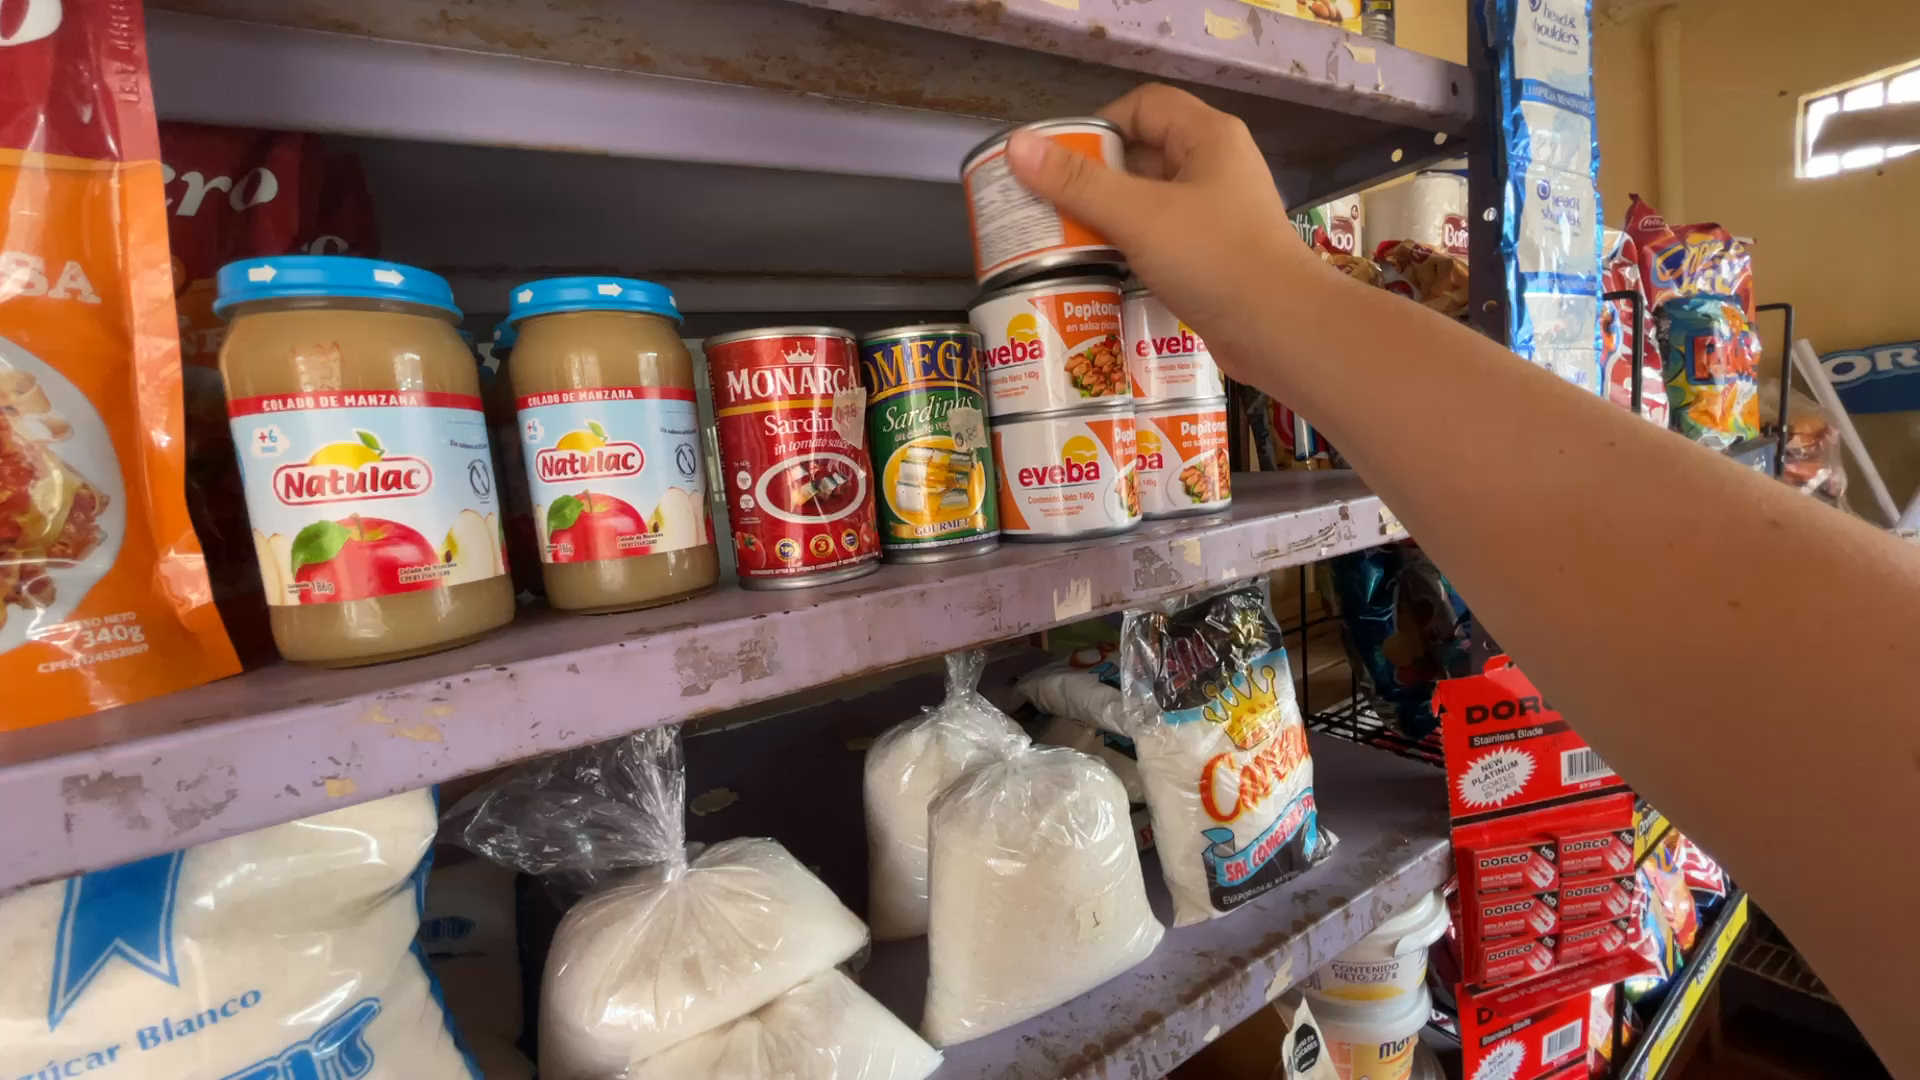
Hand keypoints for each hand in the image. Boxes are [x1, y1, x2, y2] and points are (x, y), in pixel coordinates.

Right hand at [1006, 84, 1316, 381]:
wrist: (1276, 328)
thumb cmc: (1213, 258)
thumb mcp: (1140, 216)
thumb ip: (1078, 184)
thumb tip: (1017, 146)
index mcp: (1207, 138)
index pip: (1143, 106)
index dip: (1097, 126)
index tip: (1058, 164)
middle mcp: (1213, 169)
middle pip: (1142, 156)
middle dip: (1094, 180)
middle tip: (1048, 209)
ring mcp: (1214, 216)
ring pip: (1148, 204)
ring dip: (1108, 219)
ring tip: (1063, 243)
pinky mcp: (1210, 257)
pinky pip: (1159, 240)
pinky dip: (1129, 250)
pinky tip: (1100, 271)